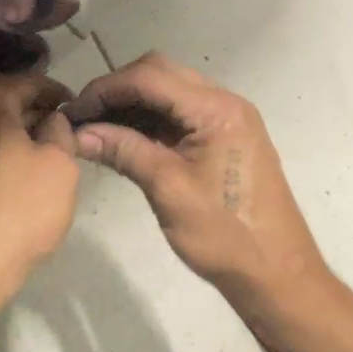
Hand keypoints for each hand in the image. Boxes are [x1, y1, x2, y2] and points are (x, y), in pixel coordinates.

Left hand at [0, 72, 80, 296]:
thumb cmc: (16, 209)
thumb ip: (59, 131)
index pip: (24, 81)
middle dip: (30, 110)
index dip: (51, 90)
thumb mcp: (59, 165)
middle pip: (0, 101)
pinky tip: (11, 175)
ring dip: (10, 132)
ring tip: (38, 153)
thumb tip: (50, 119)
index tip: (71, 103)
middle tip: (58, 128)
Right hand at [65, 53, 326, 301]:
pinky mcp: (224, 134)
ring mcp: (226, 117)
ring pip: (167, 88)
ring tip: (98, 127)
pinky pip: (178, 109)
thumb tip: (77, 133)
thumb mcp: (167, 190)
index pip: (149, 77)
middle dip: (117, 89)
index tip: (74, 111)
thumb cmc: (225, 235)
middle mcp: (224, 102)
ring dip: (131, 101)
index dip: (106, 89)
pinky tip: (125, 136)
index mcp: (216, 110)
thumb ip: (123, 151)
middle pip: (158, 72)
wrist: (279, 279)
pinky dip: (149, 116)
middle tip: (85, 116)